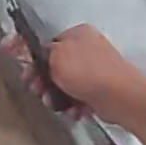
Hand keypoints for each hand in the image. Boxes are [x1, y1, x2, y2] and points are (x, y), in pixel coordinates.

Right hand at [2, 24, 145, 125]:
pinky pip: (79, 96)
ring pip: (66, 84)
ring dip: (58, 97)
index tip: (25, 76)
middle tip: (38, 93)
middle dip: (45, 83)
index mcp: (79, 33)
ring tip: (58, 105)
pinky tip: (75, 111)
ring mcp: (96, 68)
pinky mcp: (100, 88)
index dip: (34, 60)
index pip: (49, 44)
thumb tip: (38, 53)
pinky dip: (74, 104)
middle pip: (56, 66)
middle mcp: (88, 47)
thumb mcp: (57, 56)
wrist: (120, 96)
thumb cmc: (86, 72)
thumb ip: (42, 53)